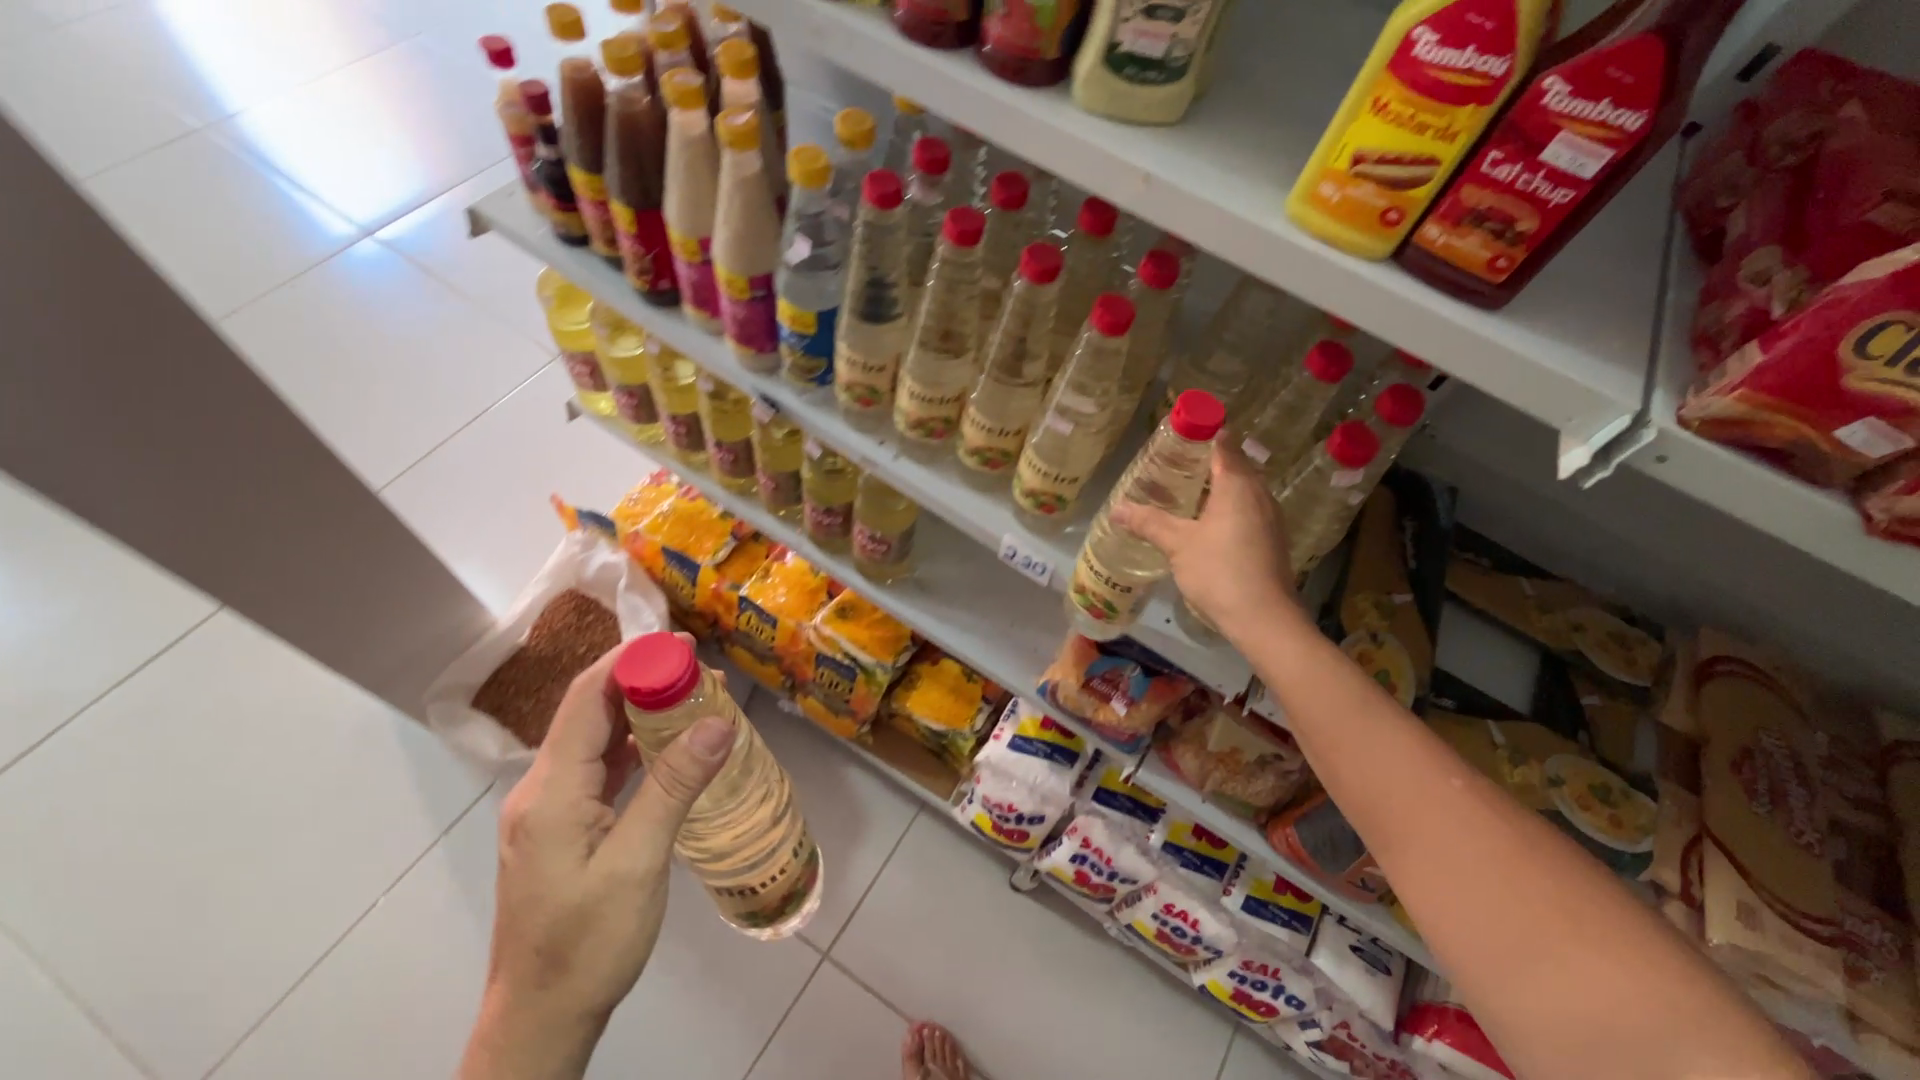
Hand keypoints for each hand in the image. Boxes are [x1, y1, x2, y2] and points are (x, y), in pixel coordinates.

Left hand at [460, 641, 734, 1079]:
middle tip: (701, 672)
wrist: (540, 1017)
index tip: (682, 644)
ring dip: (640, 717)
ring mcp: (548, 812)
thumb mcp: (637, 863)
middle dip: (642, 684)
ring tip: (695, 702)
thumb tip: (717, 722)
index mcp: (550, 791)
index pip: (587, 700)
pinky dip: (634, 753)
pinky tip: (668, 752)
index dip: (631, 662)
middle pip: (589, 715)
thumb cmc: (587, 943)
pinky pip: (597, 773)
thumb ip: (673, 787)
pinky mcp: (560, 831)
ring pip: (595, 744)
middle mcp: (540, 790)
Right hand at [1110, 443, 1300, 638]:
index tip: (1178, 435)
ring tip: (1185, 493)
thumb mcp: (1178, 545)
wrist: (1265, 618)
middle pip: (1235, 465)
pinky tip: (1206, 524)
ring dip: (1217, 486)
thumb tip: (1117, 508)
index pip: (1223, 444)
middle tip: (1173, 465)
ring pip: (1243, 489)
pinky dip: (1227, 508)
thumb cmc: (1220, 572)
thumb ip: (1149, 522)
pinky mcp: (1272, 539)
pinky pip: (1248, 510)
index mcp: (1238, 485)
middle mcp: (1259, 494)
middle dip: (1206, 461)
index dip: (1202, 434)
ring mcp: (1270, 518)